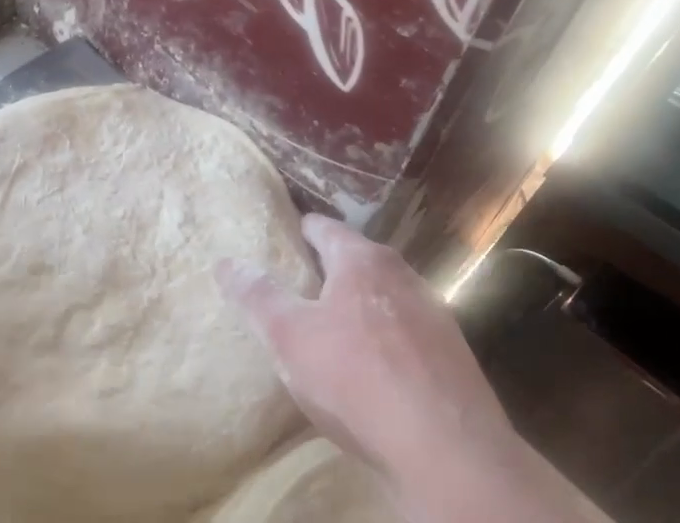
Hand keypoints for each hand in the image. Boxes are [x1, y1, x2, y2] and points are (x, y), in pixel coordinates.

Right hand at [216, 214, 510, 472]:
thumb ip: (256, 296)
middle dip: (329, 271)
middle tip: (297, 289)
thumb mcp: (289, 336)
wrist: (450, 452)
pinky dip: (385, 343)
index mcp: (362, 260)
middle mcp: (404, 276)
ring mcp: (435, 317)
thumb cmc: (357, 378)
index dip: (298, 232)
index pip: (323, 227)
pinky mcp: (453, 358)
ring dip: (359, 308)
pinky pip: (406, 336)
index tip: (280, 241)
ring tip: (331, 331)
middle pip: (357, 261)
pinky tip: (371, 373)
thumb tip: (226, 262)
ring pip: (385, 299)